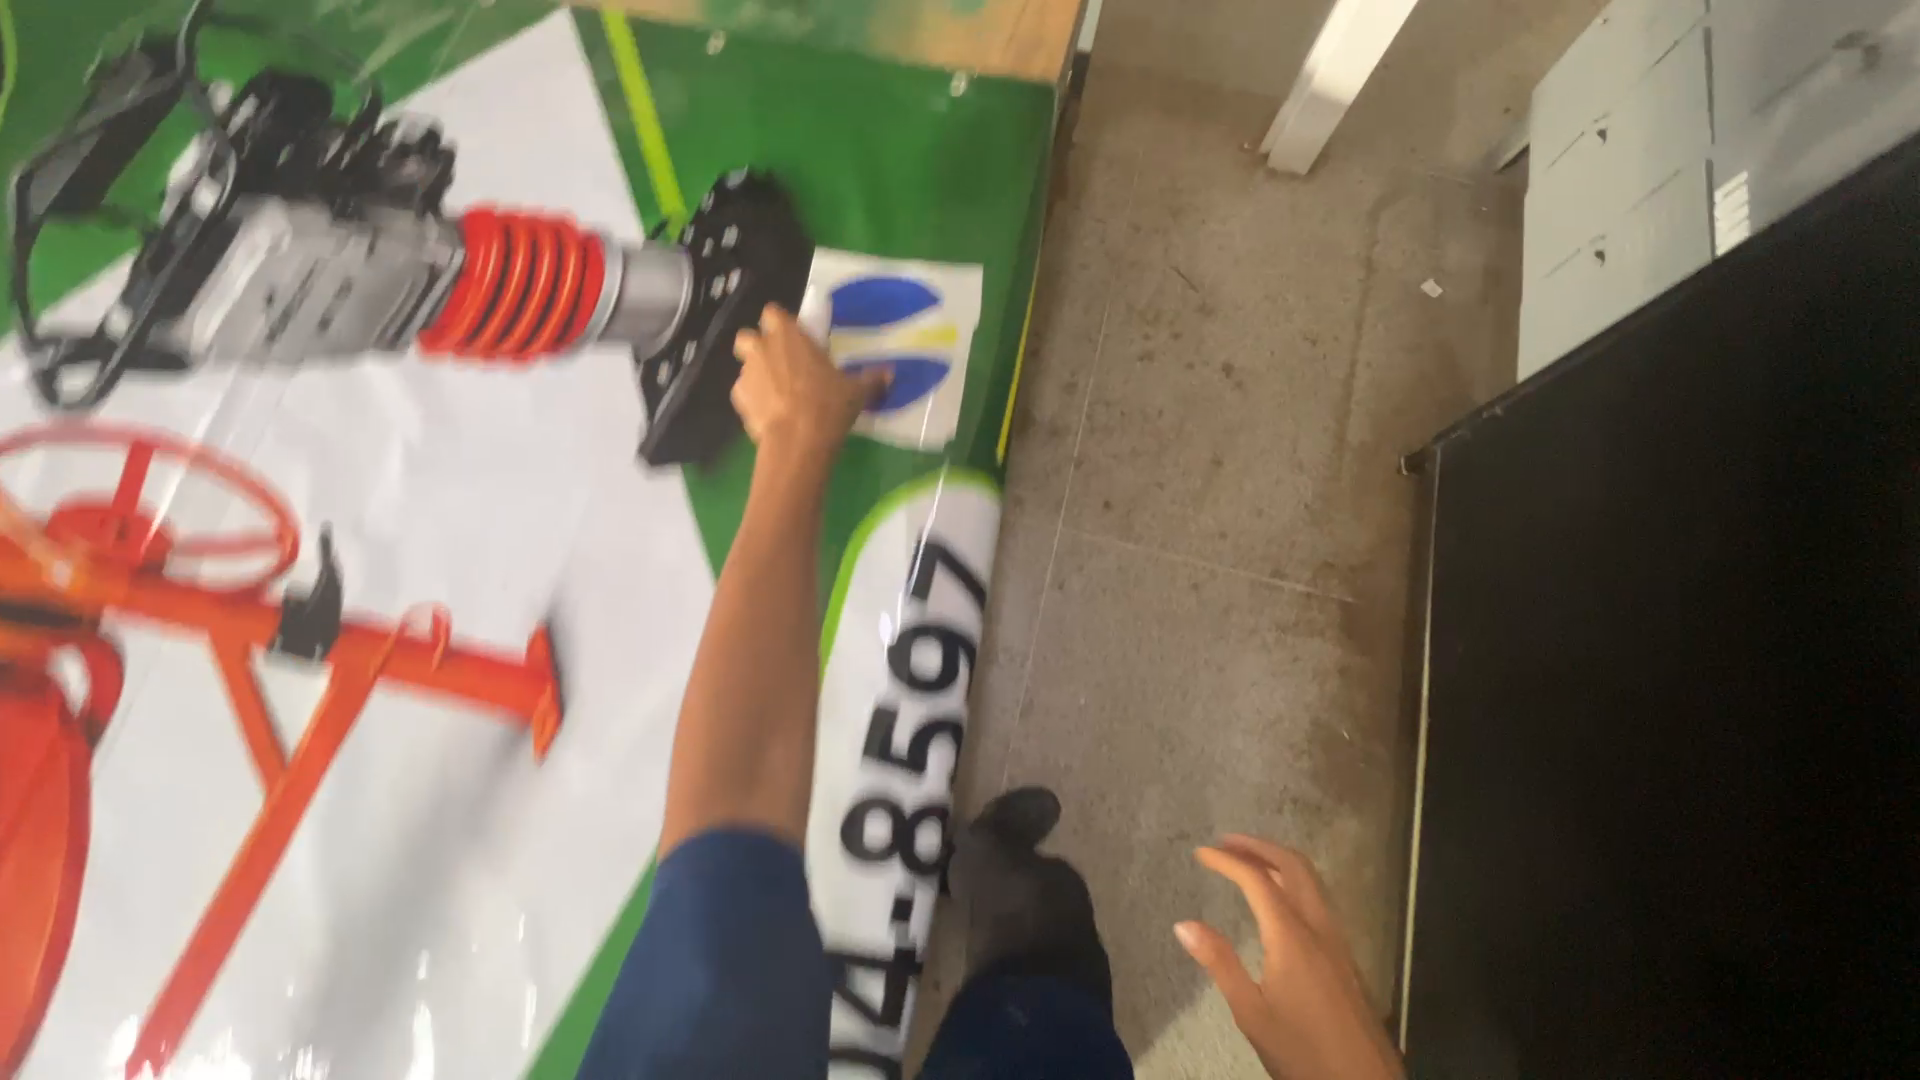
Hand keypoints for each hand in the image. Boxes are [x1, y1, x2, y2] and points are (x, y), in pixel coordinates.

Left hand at [731, 303, 887, 463]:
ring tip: (778, 395)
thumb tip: (890, 373)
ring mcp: (746, 373)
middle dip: (760, 347)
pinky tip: (771, 415)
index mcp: (788, 334)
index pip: (773, 313)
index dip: (781, 325)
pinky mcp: (738, 399)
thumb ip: (870, 379)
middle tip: (781, 365)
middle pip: (749, 336)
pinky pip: (745, 394)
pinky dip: (755, 401)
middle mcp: (761, 347)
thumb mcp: (856, 391)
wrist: (797, 440)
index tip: (795, 340)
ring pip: (745, 366)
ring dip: (758, 375)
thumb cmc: (828, 405)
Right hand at [1176, 835, 1403, 1079]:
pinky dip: (1294, 881)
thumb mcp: (1252, 1014)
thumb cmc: (1304, 1053)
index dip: (1226, 860)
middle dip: (1258, 846)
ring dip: (1278, 860)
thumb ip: (1220, 964)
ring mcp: (1338, 941)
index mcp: (1292, 937)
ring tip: (1248, 861)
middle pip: (1293, 865)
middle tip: (1226, 842)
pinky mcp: (1346, 957)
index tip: (1200, 853)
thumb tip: (1183, 924)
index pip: (1257, 879)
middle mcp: (1319, 928)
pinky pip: (1320, 899)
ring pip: (1312, 880)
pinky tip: (1278, 899)